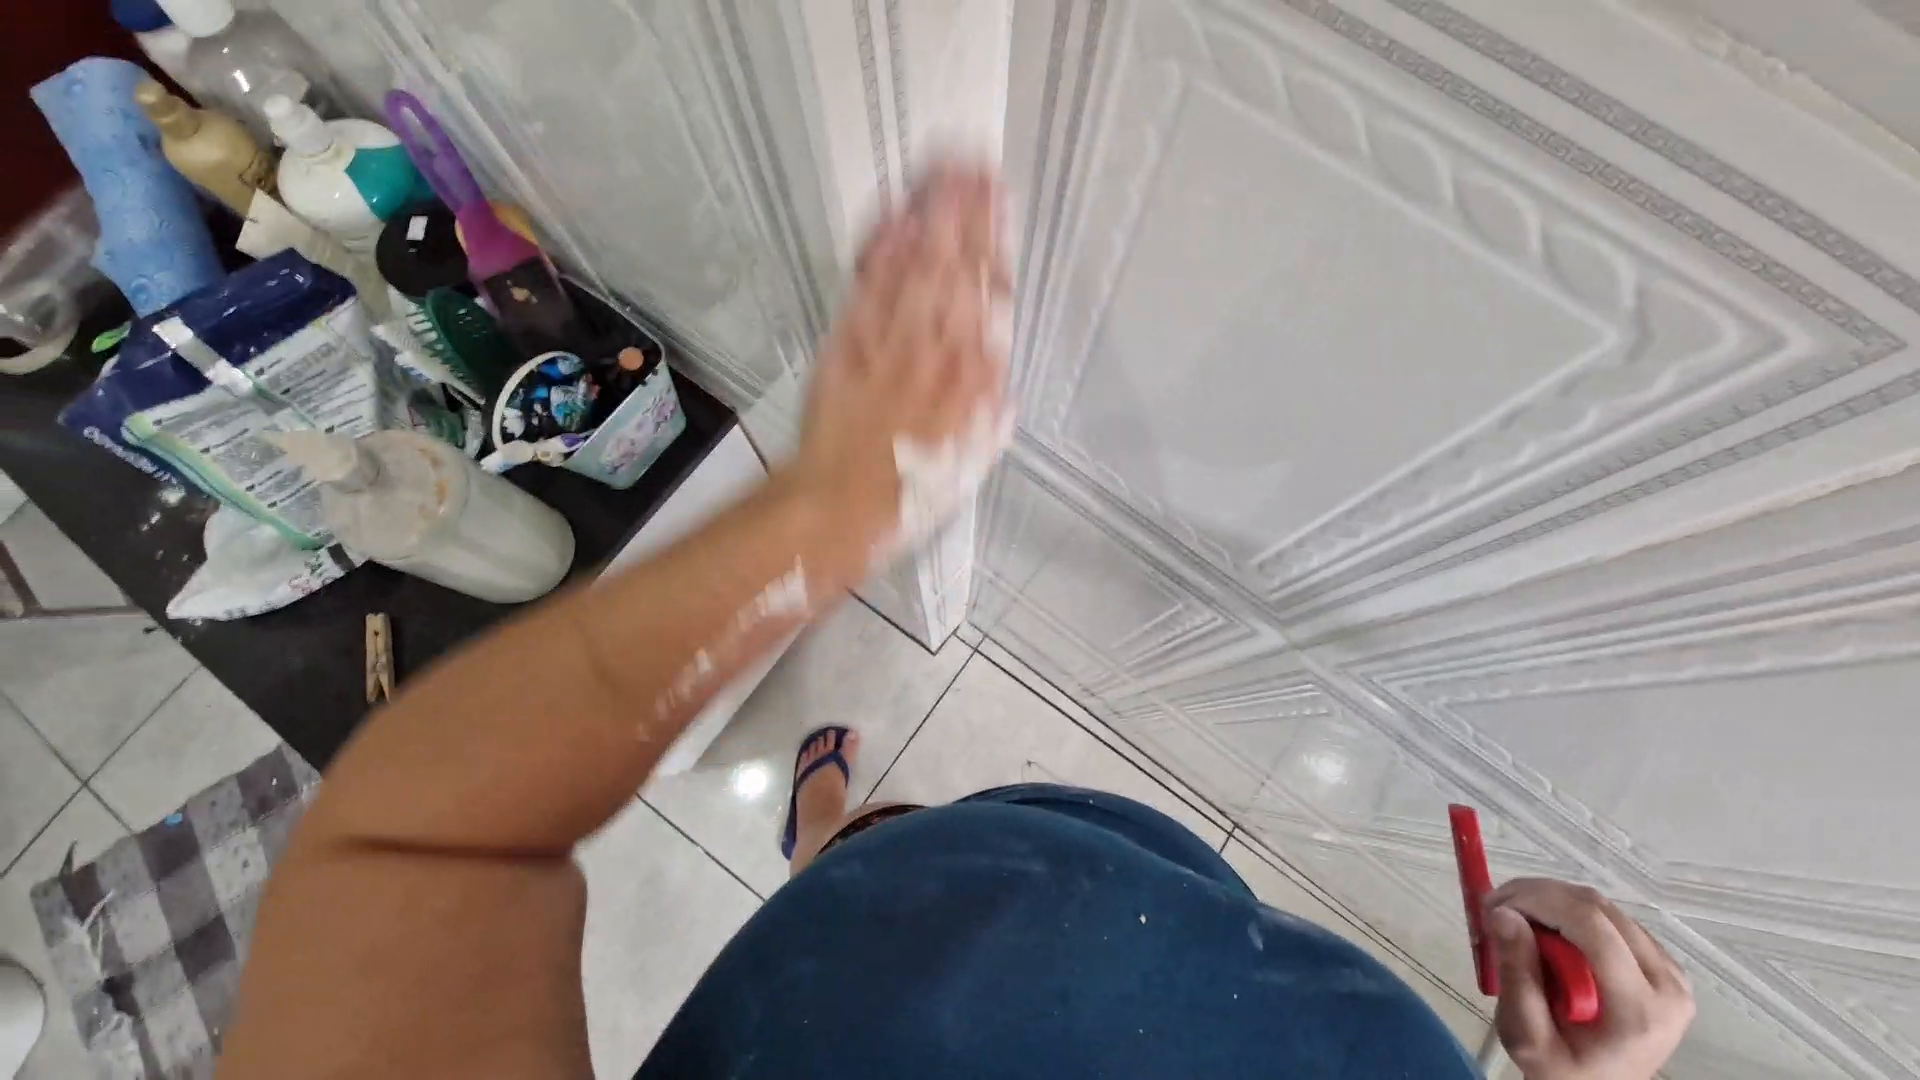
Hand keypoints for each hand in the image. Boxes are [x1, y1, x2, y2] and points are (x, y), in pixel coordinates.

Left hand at [786, 163, 1012, 561]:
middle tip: (973, 162)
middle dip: (967, 215)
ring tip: (942, 171)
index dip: (998, 247)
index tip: (1002, 207)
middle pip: (957, 272)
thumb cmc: (909, 492)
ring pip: (917, 271)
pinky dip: (885, 252)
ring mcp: (892, 346)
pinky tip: (896, 216)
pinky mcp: (849, 344)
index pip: (992, 300)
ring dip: (932, 218)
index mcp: (974, 385)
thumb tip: (1001, 381)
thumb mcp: (969, 462)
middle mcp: (939, 356)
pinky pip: (871, 291)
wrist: (840, 507)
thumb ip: (989, 414)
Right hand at [1488, 879, 1694, 1079]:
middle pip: (1596, 908)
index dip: (1536, 900)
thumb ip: (1517, 977)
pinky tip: (1544, 930)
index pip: (1591, 924)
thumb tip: (1503, 913)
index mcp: (1638, 1008)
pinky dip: (1567, 911)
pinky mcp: (1661, 964)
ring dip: (1550, 900)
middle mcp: (1666, 984)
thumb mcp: (1525, 1037)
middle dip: (1536, 895)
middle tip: (1495, 909)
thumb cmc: (1562, 1070)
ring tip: (1515, 920)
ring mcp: (1669, 972)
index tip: (1493, 906)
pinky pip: (1608, 918)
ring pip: (1601, 906)